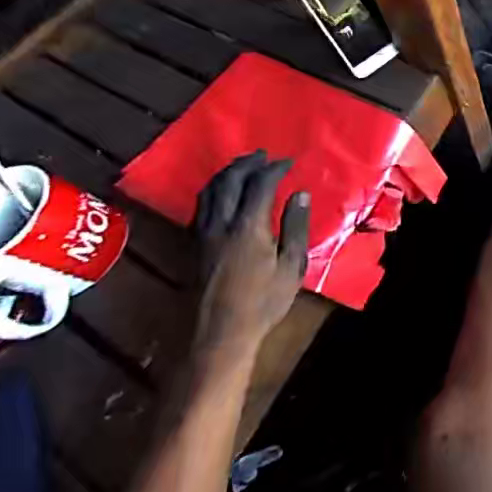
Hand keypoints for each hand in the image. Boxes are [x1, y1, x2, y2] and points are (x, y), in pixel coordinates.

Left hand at [191, 152, 309, 379]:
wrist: (218, 335)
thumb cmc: (262, 302)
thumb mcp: (291, 266)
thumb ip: (295, 226)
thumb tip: (300, 194)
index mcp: (248, 226)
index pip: (260, 184)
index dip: (274, 169)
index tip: (288, 162)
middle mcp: (221, 223)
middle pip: (229, 180)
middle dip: (247, 163)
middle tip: (263, 156)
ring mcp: (202, 234)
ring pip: (209, 191)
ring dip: (227, 173)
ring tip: (242, 167)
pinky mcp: (192, 245)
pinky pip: (201, 206)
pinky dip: (213, 190)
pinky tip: (221, 194)